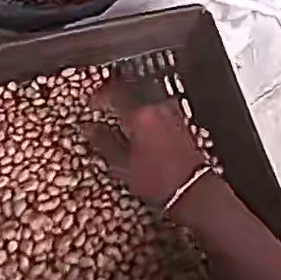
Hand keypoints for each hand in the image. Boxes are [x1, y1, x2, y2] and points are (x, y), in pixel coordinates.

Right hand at [84, 80, 211, 207]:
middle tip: (103, 107)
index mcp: (141, 115)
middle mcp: (158, 108)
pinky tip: (139, 126)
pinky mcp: (181, 120)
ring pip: (146, 99)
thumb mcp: (122, 164)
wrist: (191, 188)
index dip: (99, 95)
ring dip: (131, 104)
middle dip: (116, 97)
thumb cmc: (158, 180)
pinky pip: (157, 108)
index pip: (115, 93)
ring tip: (119, 118)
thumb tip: (89, 127)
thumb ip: (104, 141)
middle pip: (132, 92)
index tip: (91, 103)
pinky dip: (145, 112)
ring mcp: (172, 113)